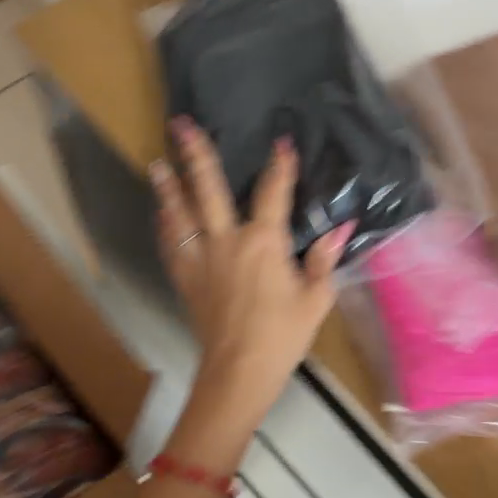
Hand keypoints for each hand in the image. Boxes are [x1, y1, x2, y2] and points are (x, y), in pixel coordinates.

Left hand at [149, 117, 354, 465]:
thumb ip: (324, 261)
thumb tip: (341, 229)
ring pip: (179, 215)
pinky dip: (165, 228)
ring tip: (156, 164)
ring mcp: (201, 260)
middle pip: (207, 190)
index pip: (273, 193)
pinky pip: (171, 246)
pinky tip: (161, 216)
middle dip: (196, 156)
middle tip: (181, 126)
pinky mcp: (186, 280)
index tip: (281, 144)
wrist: (238, 371)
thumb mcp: (315, 300)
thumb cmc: (282, 337)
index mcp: (264, 242)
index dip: (279, 167)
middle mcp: (227, 241)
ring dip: (168, 188)